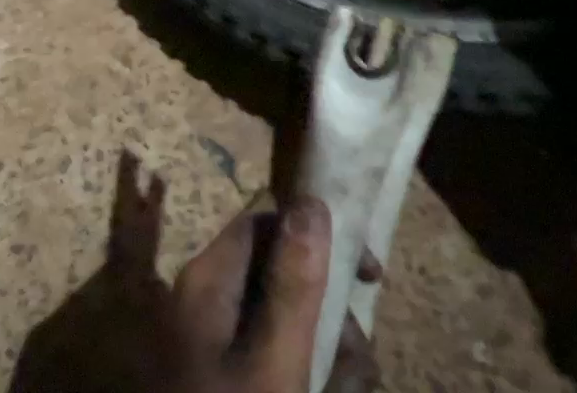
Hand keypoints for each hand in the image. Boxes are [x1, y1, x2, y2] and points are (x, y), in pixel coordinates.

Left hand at [168, 196, 379, 392]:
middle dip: (329, 322)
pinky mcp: (232, 377)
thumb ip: (292, 283)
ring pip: (292, 328)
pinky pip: (280, 362)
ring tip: (332, 390)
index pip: (266, 222)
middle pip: (286, 278)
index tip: (367, 272)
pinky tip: (323, 392)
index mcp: (209, 280)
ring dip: (328, 364)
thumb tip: (310, 203)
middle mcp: (211, 300)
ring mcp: (219, 343)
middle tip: (348, 369)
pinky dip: (307, 380)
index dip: (316, 235)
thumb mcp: (273, 361)